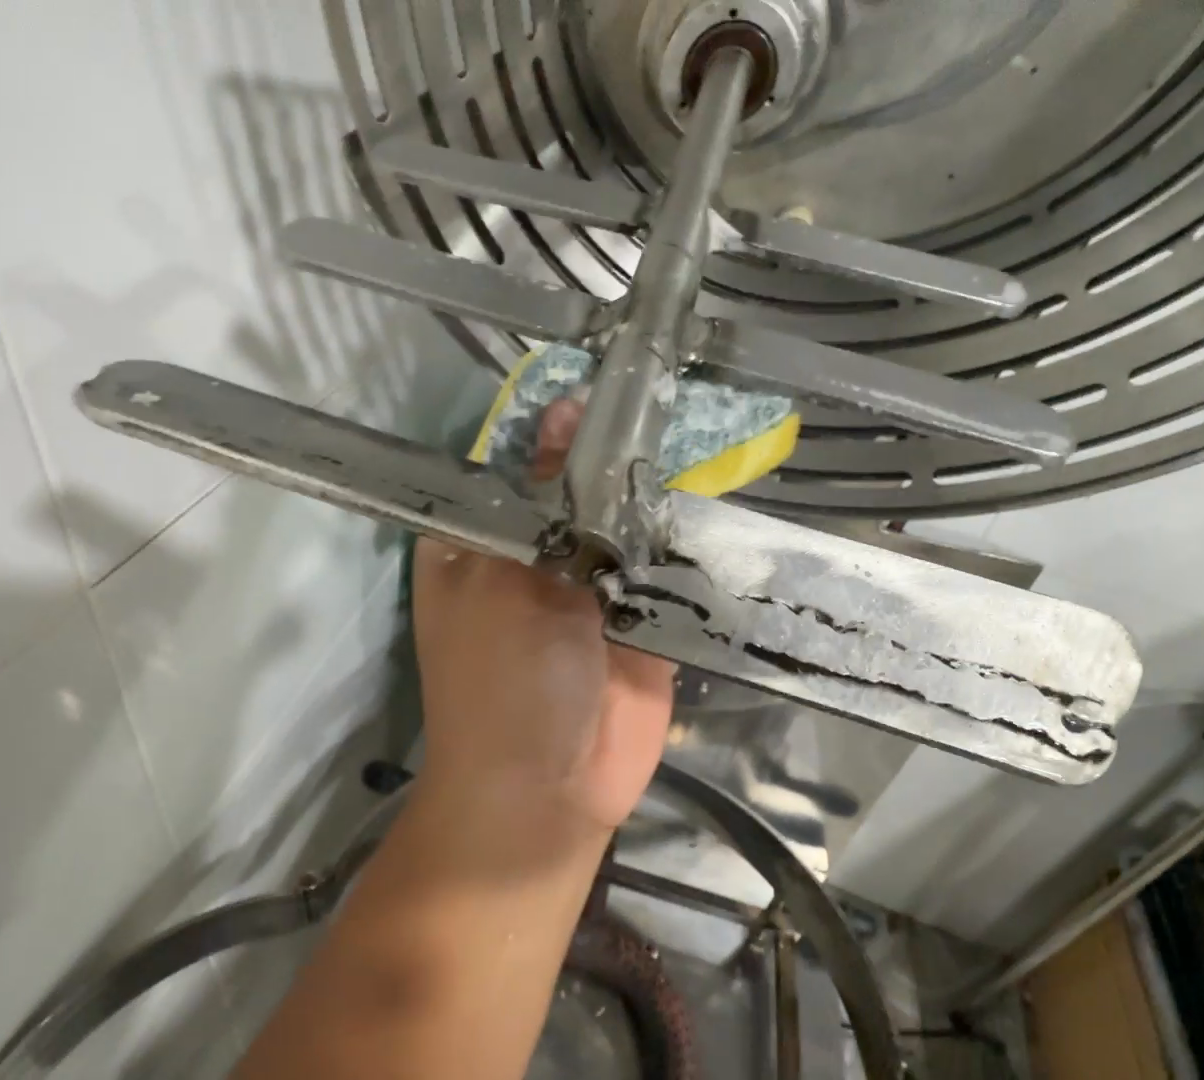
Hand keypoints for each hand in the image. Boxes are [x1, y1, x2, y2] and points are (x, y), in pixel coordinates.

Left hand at [410, 400, 677, 839]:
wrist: (546, 793)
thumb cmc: (502, 681)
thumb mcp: (510, 578)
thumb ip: (548, 499)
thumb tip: (567, 410)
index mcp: (479, 538)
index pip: (517, 460)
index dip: (559, 422)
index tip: (609, 373)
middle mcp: (534, 553)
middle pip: (580, 486)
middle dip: (619, 450)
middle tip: (669, 388)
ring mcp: (591, 586)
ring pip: (628, 520)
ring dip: (658, 489)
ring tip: (705, 419)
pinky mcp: (643, 619)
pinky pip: (666, 567)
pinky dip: (687, 538)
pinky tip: (724, 485)